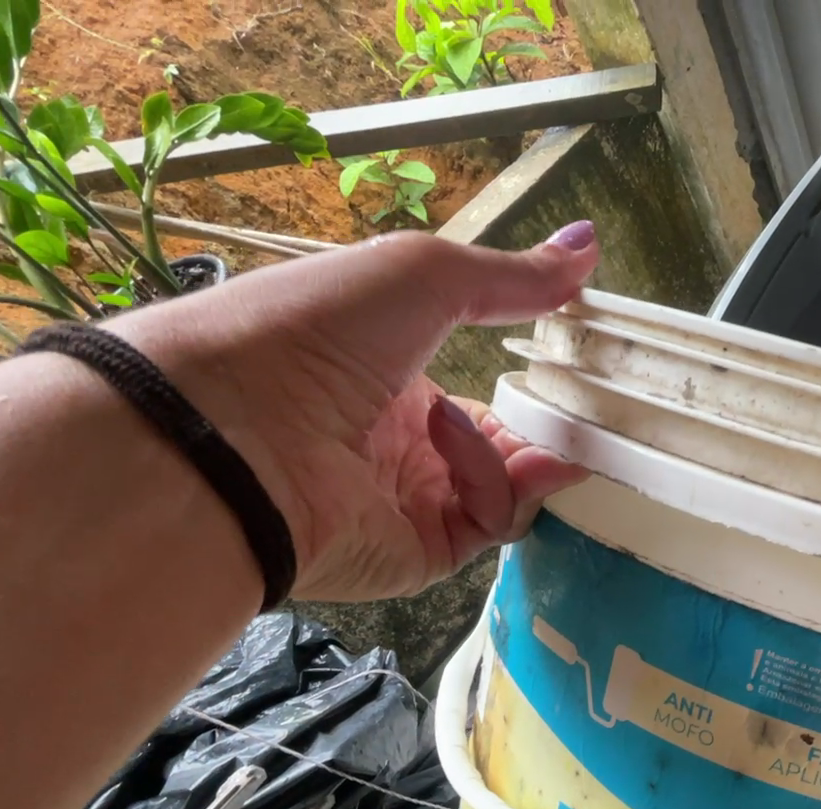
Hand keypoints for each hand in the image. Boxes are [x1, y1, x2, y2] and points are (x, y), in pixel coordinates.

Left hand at [103, 223, 599, 600]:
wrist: (229, 428)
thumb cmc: (317, 332)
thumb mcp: (423, 276)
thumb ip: (512, 275)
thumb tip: (591, 241)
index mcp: (391, 386)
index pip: (480, 402)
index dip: (526, 394)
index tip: (571, 380)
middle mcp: (402, 449)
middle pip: (501, 452)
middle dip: (545, 437)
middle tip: (585, 421)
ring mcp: (409, 504)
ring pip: (506, 493)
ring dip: (532, 462)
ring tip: (547, 443)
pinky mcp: (416, 554)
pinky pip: (484, 524)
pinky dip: (493, 486)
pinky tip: (464, 445)